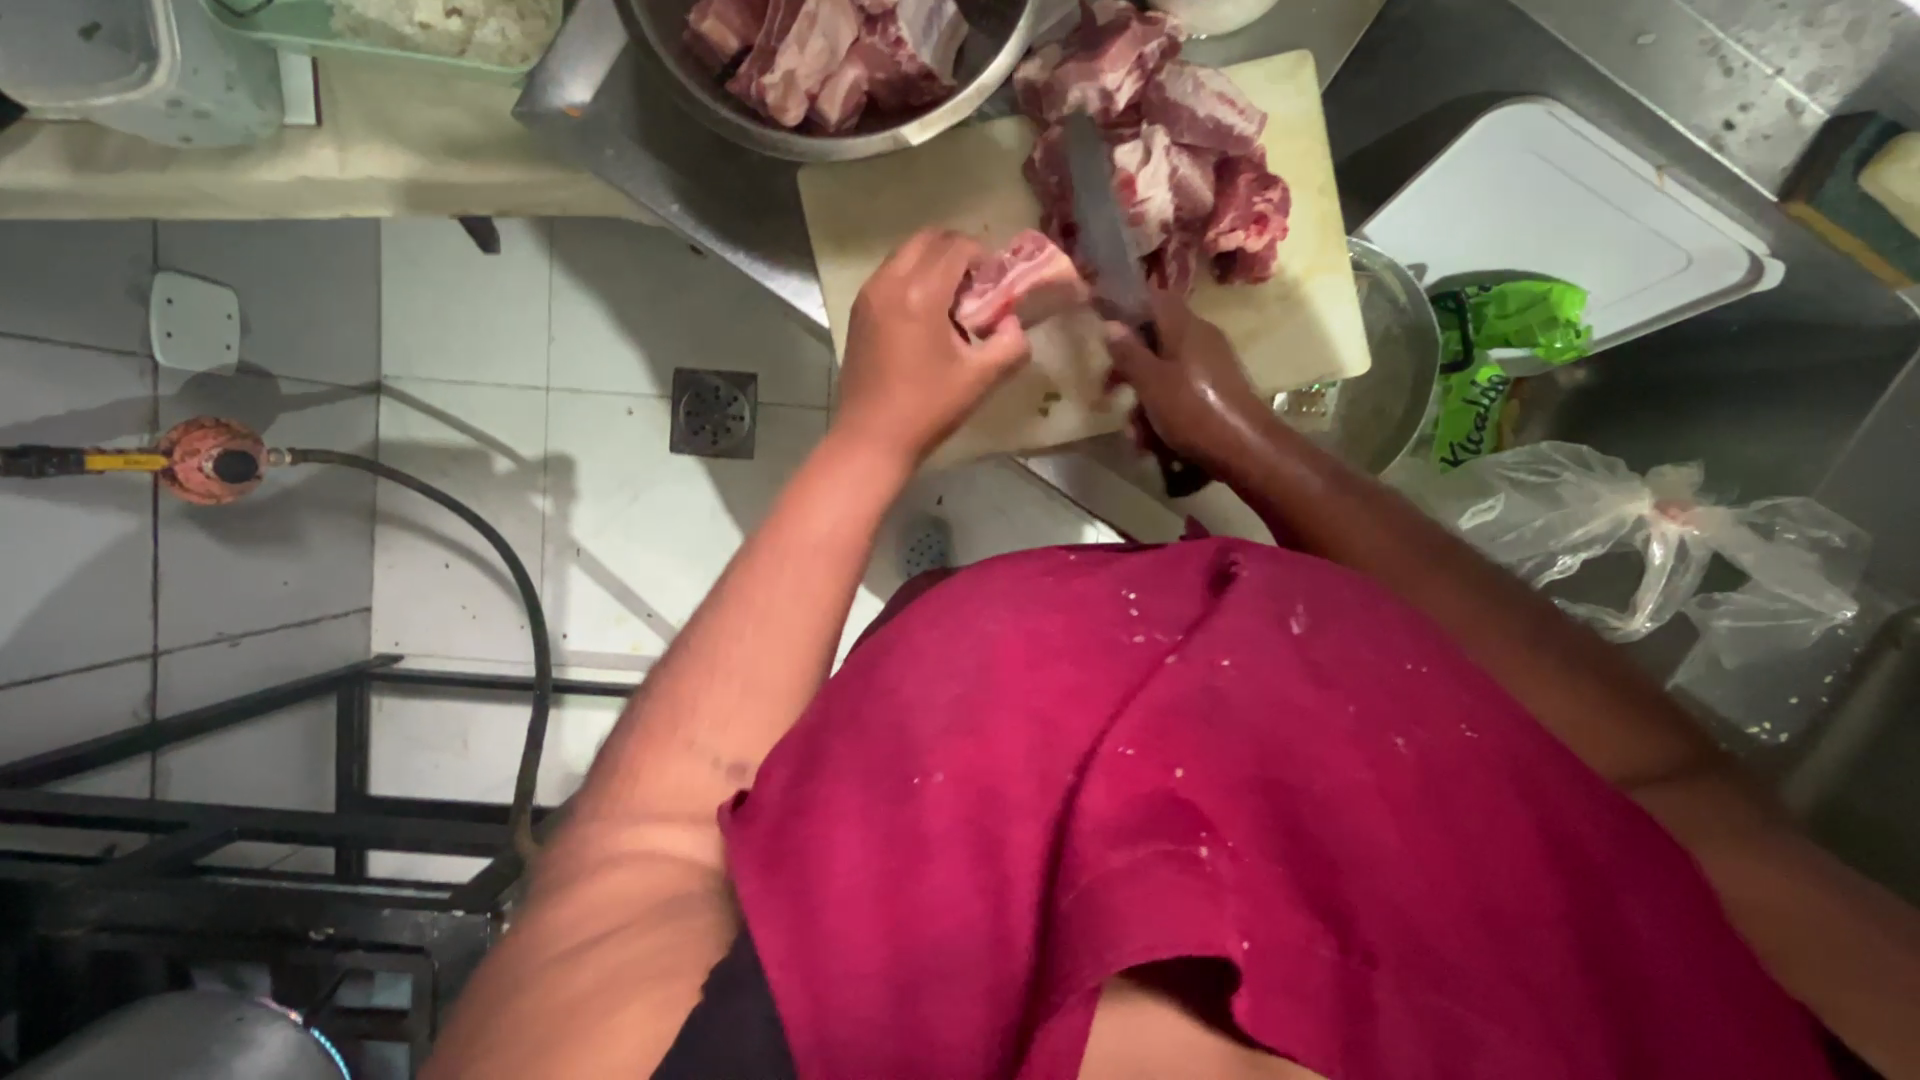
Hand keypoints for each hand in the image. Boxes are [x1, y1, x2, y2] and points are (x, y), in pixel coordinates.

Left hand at [835, 229, 1031, 464]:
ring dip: (932, 265)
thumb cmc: (928, 409)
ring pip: (905, 255)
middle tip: (975, 285)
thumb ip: (1010, 344)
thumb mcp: (981, 379)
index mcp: (920, 294)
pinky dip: (911, 280)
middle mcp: (889, 283)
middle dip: (956, 252)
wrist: (871, 438)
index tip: (994, 283)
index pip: (956, 247)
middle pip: (928, 239)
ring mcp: (868, 296)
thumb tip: (1012, 324)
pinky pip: (889, 276)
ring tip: (951, 303)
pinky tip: (925, 318)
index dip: (982, 256)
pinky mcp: (858, 312)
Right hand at [1104, 292, 1273, 477]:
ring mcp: (1210, 368)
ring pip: (1163, 375)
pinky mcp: (1215, 393)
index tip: (1103, 326)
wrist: (1245, 450)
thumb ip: (1129, 353)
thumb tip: (1110, 325)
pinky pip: (1179, 395)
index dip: (1126, 308)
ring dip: (1142, 404)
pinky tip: (1153, 444)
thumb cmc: (1193, 410)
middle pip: (1154, 342)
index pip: (1153, 298)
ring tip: (1135, 436)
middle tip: (1107, 391)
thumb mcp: (1151, 382)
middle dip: (1128, 371)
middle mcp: (1200, 340)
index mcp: (1186, 328)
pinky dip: (1162, 415)